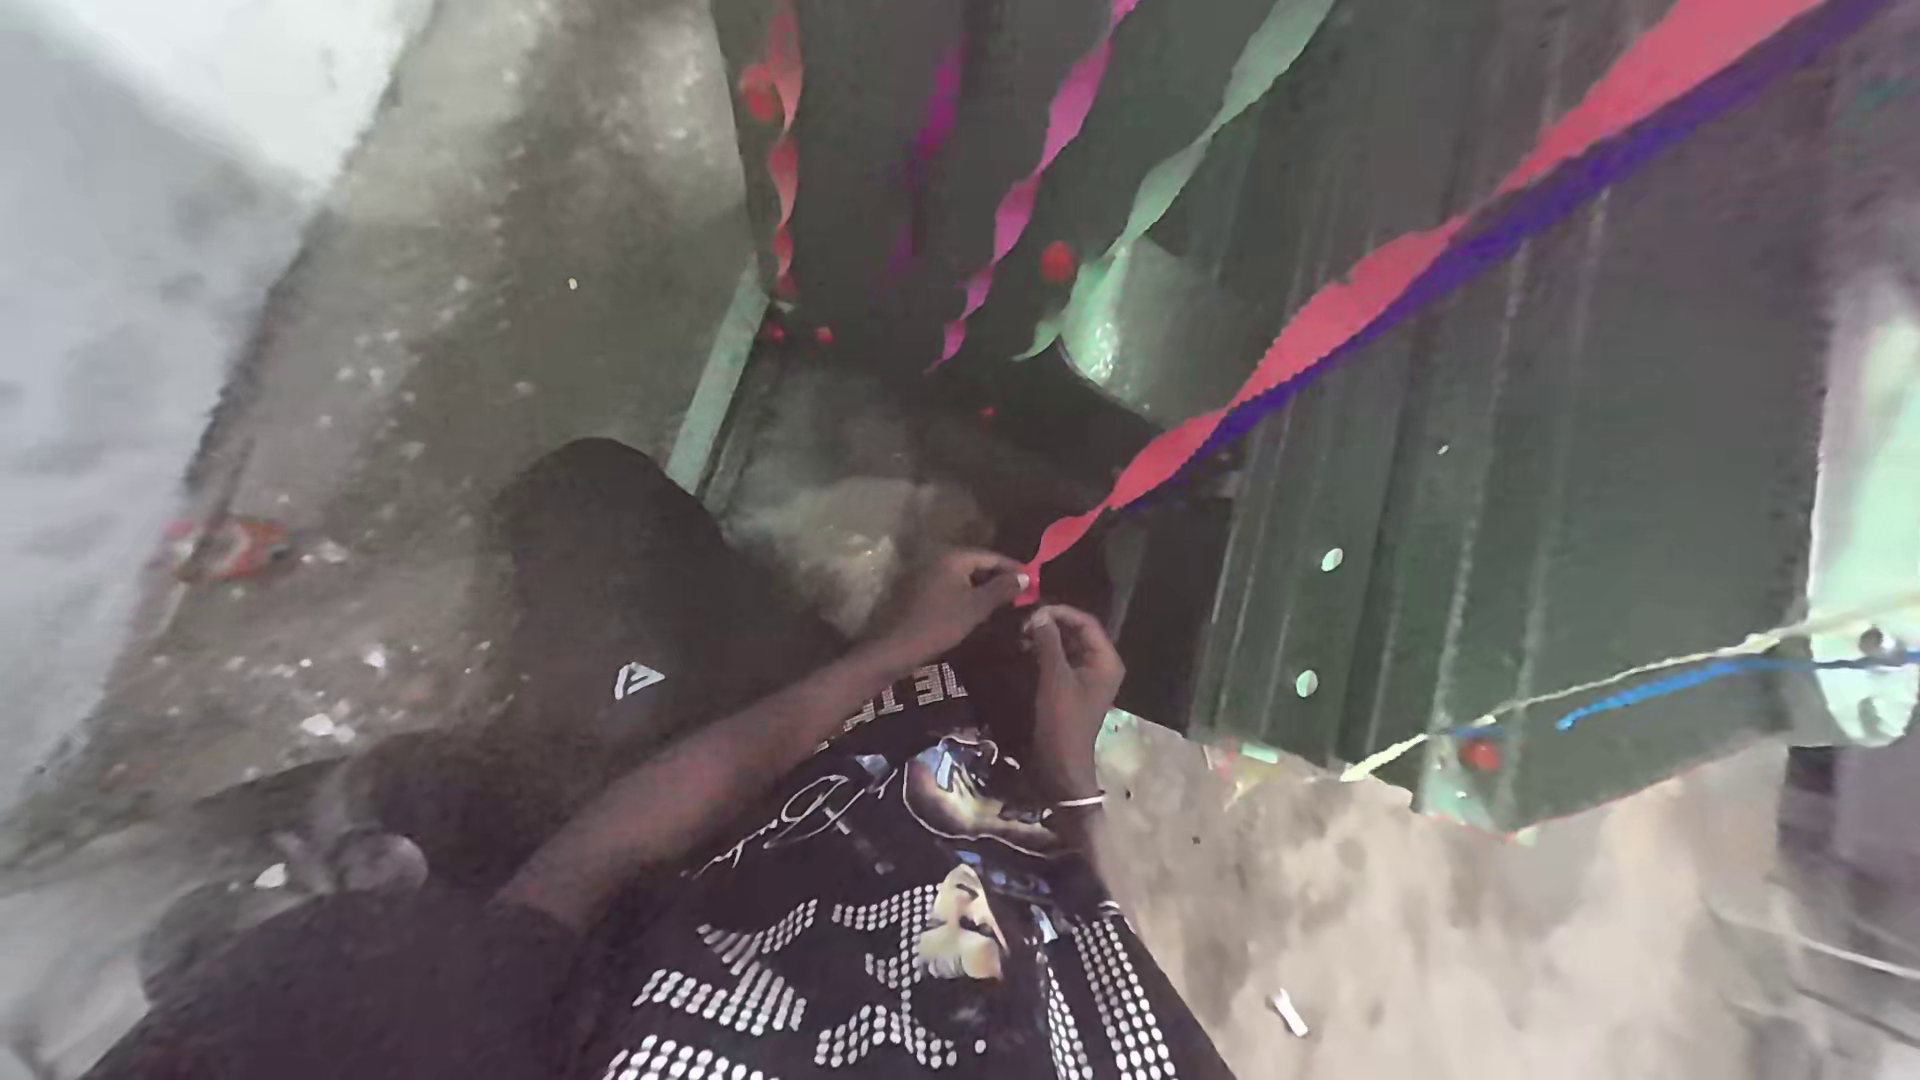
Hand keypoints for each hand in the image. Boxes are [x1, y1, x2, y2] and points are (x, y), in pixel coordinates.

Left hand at [868, 549, 1027, 669]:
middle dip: (1000, 577)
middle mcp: (940, 559)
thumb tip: (1026, 577)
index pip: (990, 556)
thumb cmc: (941, 623)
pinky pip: (954, 585)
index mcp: (953, 557)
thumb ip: (1002, 589)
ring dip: (985, 586)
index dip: (1013, 567)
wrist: (901, 645)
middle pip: (977, 563)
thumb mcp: (977, 607)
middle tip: (1022, 590)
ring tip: (1007, 600)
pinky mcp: (924, 589)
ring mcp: (929, 573)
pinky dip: (970, 593)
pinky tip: (982, 607)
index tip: (1033, 578)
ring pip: (966, 576)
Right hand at [1023, 605, 1123, 799]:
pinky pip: (1060, 658)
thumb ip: (1048, 643)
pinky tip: (1024, 648)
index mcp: (1106, 660)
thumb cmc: (1063, 721)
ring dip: (1046, 636)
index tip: (1034, 610)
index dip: (1061, 612)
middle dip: (1052, 623)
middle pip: (1077, 631)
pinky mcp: (1072, 685)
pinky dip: (1044, 651)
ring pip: (1067, 644)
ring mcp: (1086, 675)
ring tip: (1021, 633)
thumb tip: (1039, 614)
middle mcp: (1100, 664)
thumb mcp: (1055, 678)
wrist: (1061, 765)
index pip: (1086, 623)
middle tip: (1024, 622)